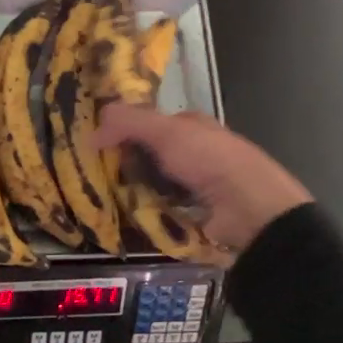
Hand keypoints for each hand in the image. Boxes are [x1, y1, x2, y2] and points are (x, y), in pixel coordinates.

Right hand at [94, 105, 312, 253]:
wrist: (250, 209)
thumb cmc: (209, 160)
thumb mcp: (166, 132)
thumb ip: (129, 123)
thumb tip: (92, 129)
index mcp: (192, 126)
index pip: (149, 123)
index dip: (124, 130)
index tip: (96, 145)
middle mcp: (195, 152)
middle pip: (149, 155)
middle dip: (125, 165)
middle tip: (96, 177)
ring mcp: (197, 185)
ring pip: (154, 184)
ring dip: (134, 192)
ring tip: (104, 201)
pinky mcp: (197, 214)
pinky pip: (163, 210)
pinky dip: (148, 213)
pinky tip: (129, 219)